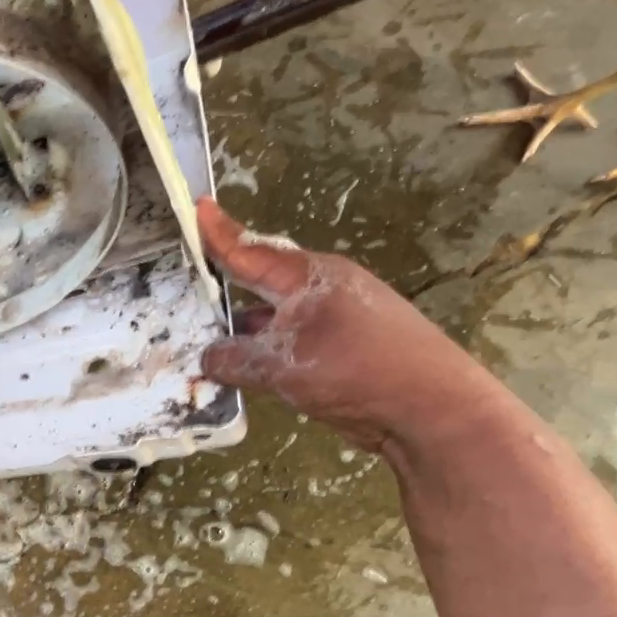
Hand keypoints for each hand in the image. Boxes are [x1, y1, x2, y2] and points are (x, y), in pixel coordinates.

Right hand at [197, 198, 505, 451]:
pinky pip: (281, 341)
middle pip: (258, 280)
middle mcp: (320, 290)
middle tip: (185, 277)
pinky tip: (234, 366)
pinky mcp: (336, 349)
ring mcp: (331, 319)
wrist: (431, 410)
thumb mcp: (280, 365)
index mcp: (309, 277)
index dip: (219, 232)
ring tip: (199, 333)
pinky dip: (255, 350)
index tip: (197, 206)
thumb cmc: (356, 371)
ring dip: (236, 325)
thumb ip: (234, 358)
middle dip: (223, 280)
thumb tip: (208, 357)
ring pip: (268, 315)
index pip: (250, 250)